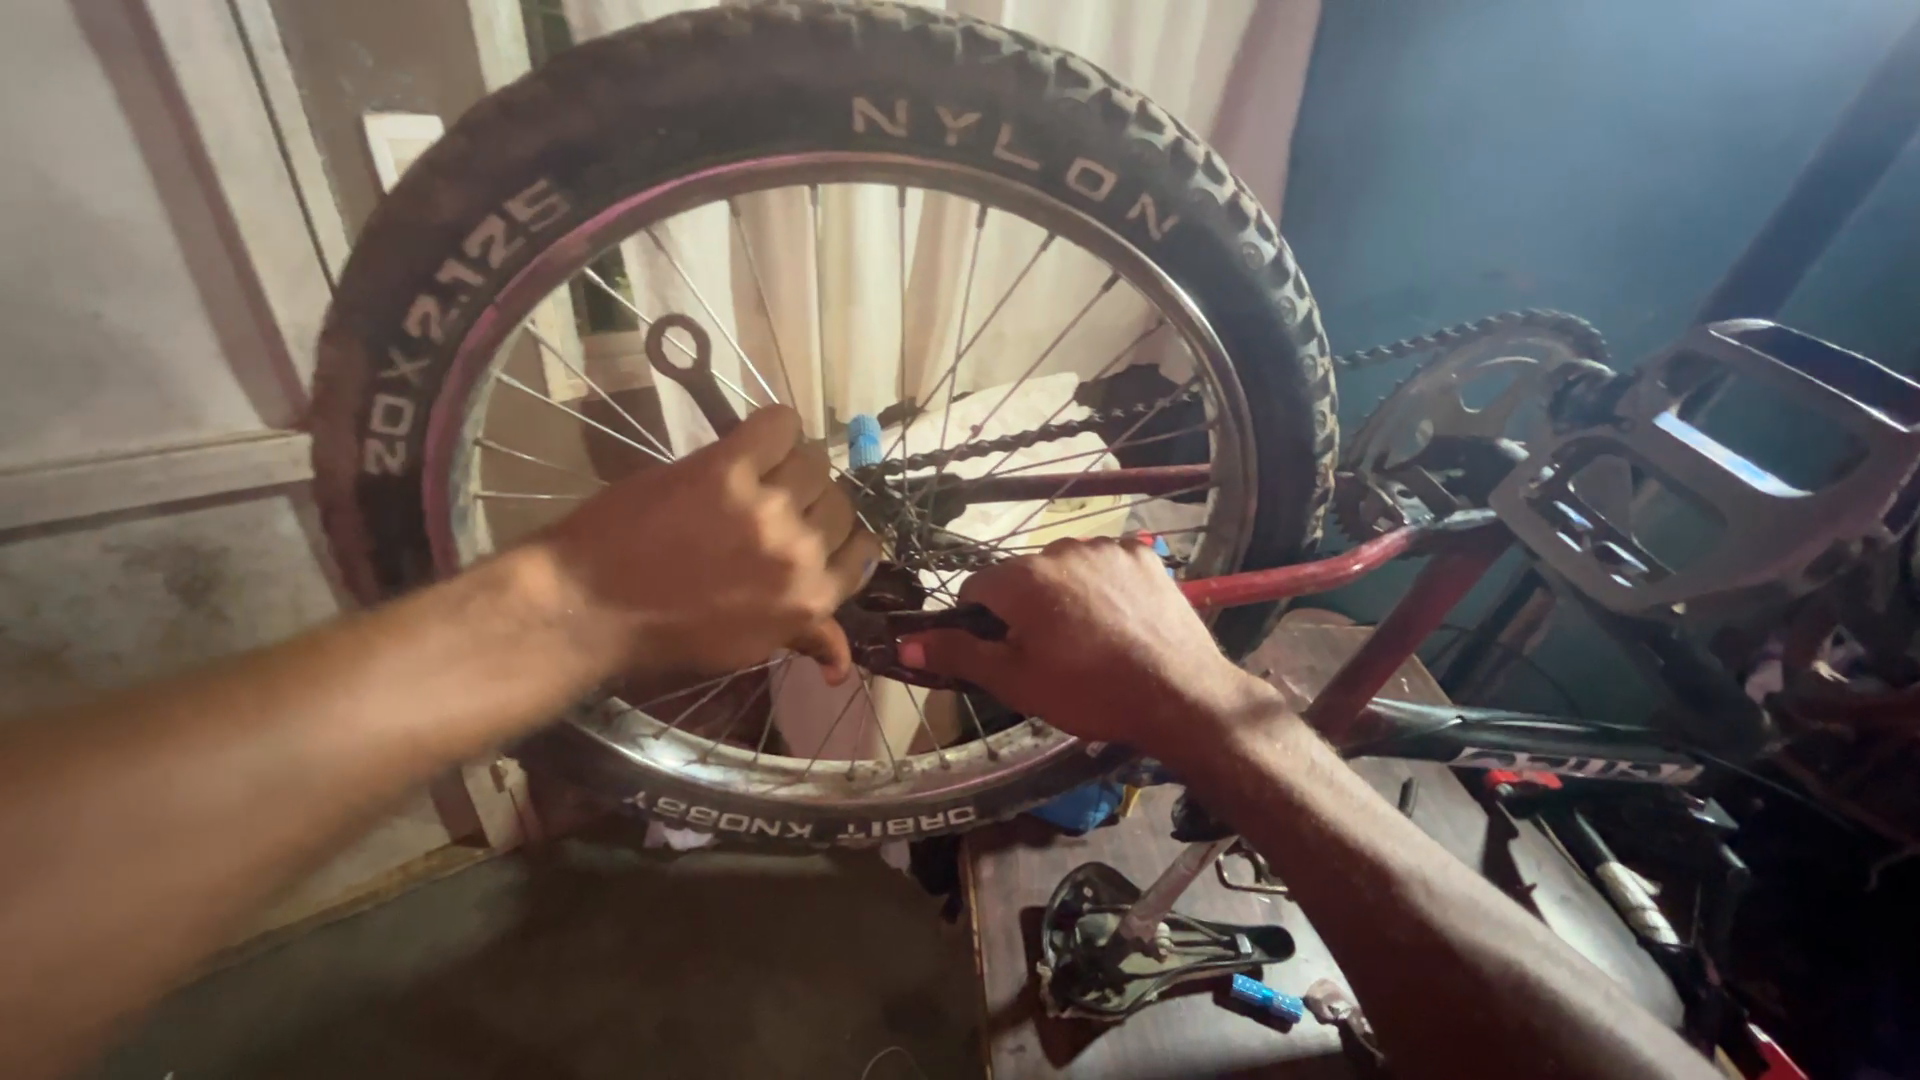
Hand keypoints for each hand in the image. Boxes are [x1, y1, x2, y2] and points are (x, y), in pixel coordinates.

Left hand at [534, 406, 880, 682]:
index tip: (814, 532)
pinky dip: (773, 428)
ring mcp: (766, 508)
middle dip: (814, 503)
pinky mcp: (726, 468)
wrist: (587, 605)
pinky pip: (779, 425)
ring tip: (760, 473)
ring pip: (815, 461)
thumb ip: (803, 636)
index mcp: (812, 600)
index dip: (840, 538)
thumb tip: (843, 665)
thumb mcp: (747, 647)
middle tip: (777, 504)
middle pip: (841, 502)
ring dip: (792, 465)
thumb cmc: (668, 633)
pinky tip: (751, 444)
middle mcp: (801, 554)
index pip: (864, 551)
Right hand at [898, 537, 1274, 754]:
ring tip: (1092, 639)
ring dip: (1066, 593)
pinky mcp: (1143, 555)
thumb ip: (958, 654)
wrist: (1178, 694)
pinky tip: (1121, 618)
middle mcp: (1060, 549)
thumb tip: (904, 643)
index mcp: (1022, 579)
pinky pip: (1107, 563)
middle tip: (1052, 654)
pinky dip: (1105, 584)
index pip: (978, 588)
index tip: (1006, 652)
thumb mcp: (1014, 681)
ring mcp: (1106, 548)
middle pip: (1024, 576)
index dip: (983, 622)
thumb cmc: (1087, 692)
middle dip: (1027, 608)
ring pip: (1066, 568)